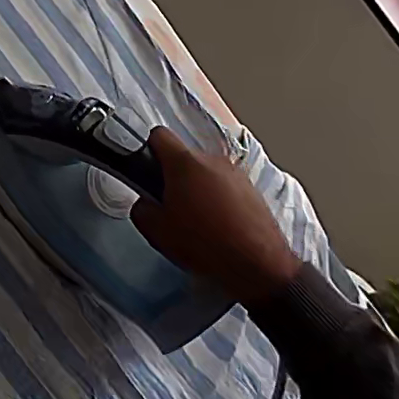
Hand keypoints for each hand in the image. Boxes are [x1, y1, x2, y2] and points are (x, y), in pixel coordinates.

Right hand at [131, 127, 302, 304]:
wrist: (257, 263)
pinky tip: (217, 224)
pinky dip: (217, 198)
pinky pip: (225, 185)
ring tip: (196, 219)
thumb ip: (141, 208)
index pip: (159, 135)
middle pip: (183, 157)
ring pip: (205, 172)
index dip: (147, 149)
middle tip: (169, 205)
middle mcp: (211, 160)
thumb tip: (145, 202)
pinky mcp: (252, 188)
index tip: (146, 170)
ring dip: (197, 187)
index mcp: (183, 163)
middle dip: (173, 176)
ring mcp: (235, 172)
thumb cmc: (202, 243)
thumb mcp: (157, 231)